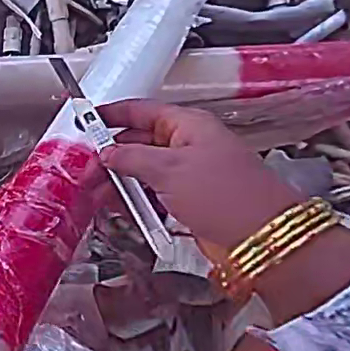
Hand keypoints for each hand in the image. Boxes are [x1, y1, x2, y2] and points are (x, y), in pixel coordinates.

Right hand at [97, 100, 302, 248]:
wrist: (262, 240)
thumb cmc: (227, 196)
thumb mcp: (169, 169)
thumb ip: (130, 157)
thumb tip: (106, 153)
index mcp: (187, 126)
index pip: (141, 110)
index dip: (111, 114)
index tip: (86, 118)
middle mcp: (187, 146)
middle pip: (137, 142)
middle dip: (109, 155)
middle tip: (86, 169)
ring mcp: (187, 173)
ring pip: (142, 170)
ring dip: (118, 181)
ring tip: (98, 193)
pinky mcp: (187, 200)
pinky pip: (152, 194)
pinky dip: (134, 200)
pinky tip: (120, 208)